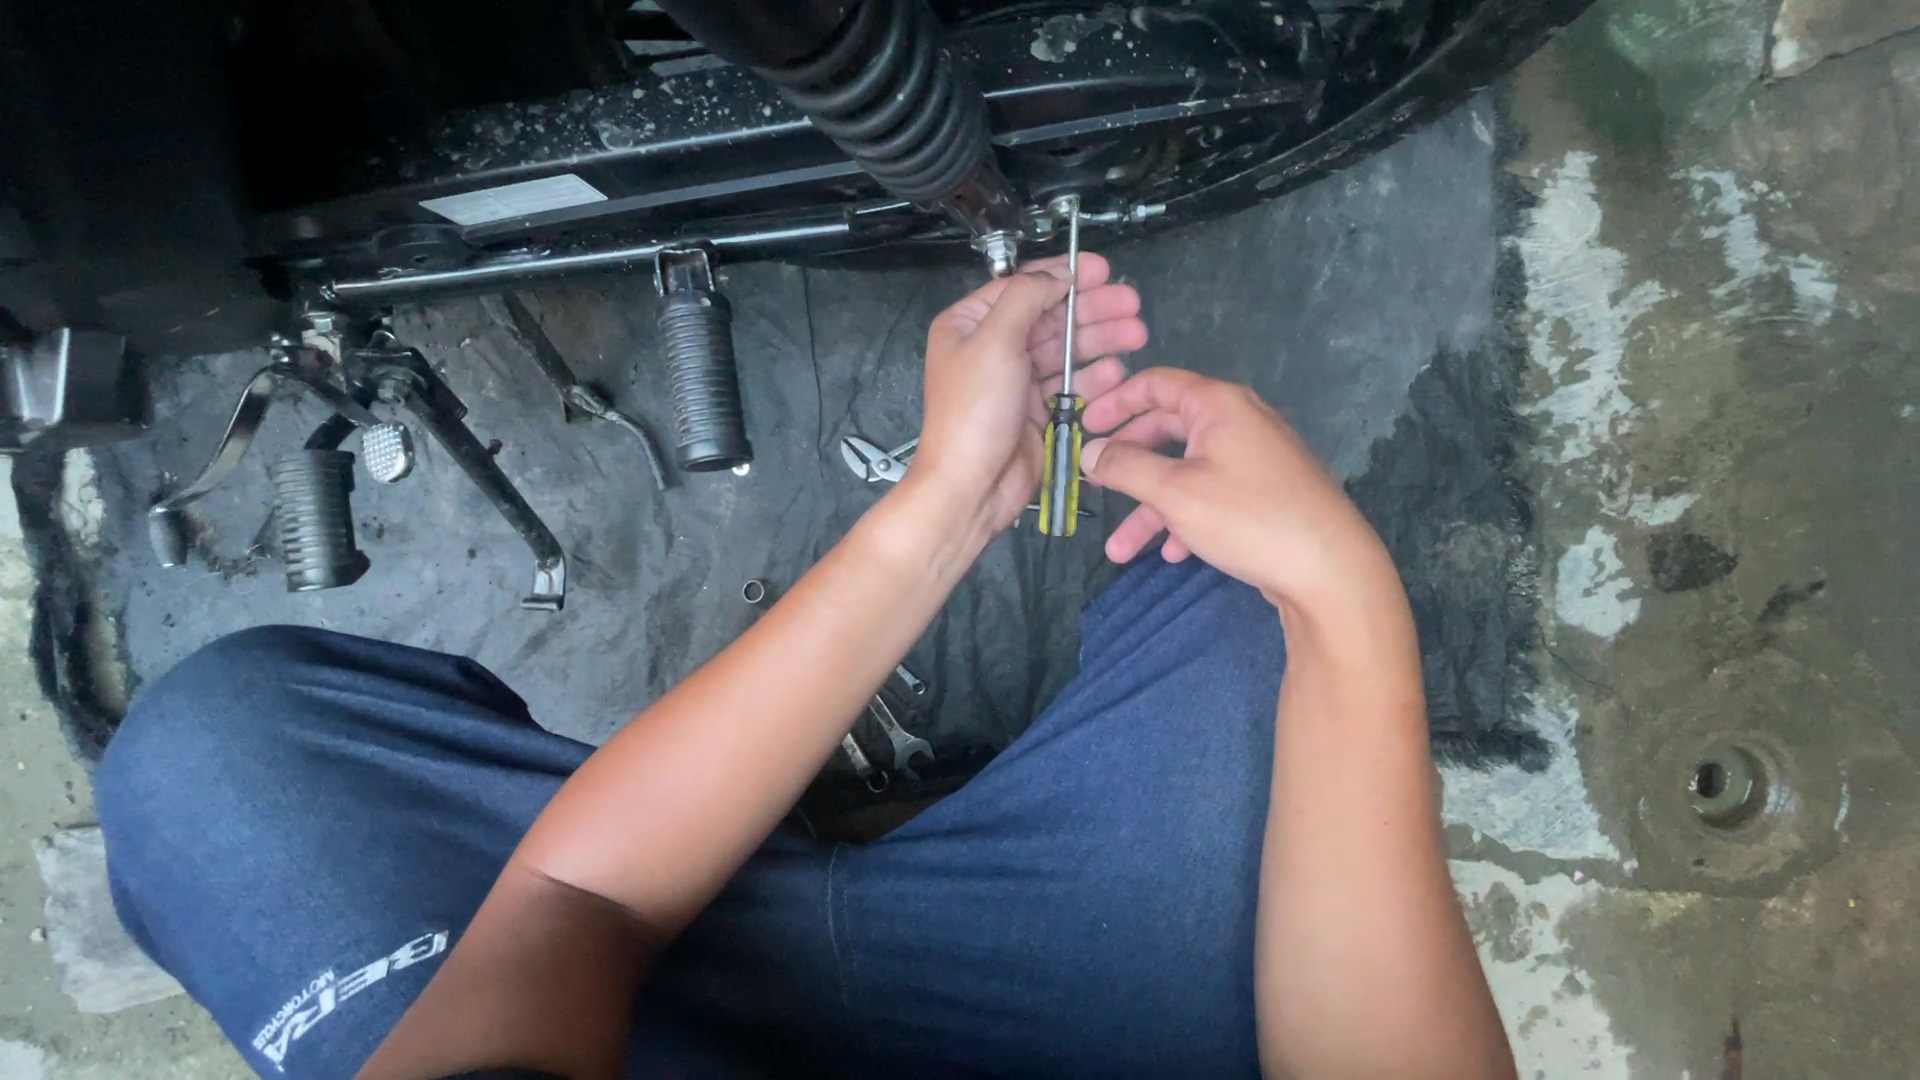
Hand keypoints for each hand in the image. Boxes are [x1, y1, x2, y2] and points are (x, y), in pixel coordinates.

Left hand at [911, 253, 1146, 528]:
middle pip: (1050, 318)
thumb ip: (1026, 297)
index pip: (1021, 288)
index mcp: (968, 325)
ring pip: (1065, 350)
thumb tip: (1057, 277)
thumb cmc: (973, 412)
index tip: (1100, 270)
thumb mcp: (994, 341)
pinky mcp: (1036, 411)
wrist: (971, 486)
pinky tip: (1117, 372)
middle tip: (1131, 304)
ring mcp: (1016, 381)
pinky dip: (1093, 377)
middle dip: (1091, 309)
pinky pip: (1070, 385)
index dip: (1062, 276)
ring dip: (1100, 341)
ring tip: (1136, 334)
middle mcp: (991, 348)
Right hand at [1080, 368, 1391, 609]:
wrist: (1329, 569)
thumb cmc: (1247, 517)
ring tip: (1120, 550)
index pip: (1156, 384)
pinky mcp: (1265, 492)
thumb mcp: (1174, 492)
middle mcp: (1238, 421)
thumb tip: (1089, 452)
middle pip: (1167, 431)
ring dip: (1150, 509)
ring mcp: (1255, 458)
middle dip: (1127, 464)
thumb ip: (1125, 467)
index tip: (1084, 426)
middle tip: (1094, 482)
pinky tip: (1173, 553)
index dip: (1116, 402)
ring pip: (1186, 473)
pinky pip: (1212, 493)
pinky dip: (1186, 518)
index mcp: (1218, 405)